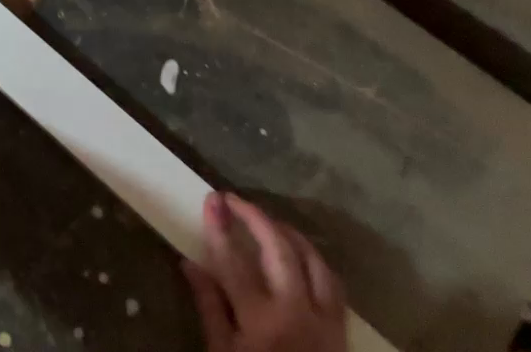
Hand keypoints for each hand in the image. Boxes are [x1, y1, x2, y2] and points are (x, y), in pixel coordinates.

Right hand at [183, 192, 346, 351]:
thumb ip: (210, 306)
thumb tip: (190, 263)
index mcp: (260, 319)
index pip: (234, 259)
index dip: (220, 226)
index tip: (211, 199)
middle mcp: (296, 312)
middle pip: (279, 250)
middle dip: (256, 218)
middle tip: (234, 200)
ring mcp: (324, 321)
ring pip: (314, 262)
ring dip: (289, 234)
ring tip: (267, 220)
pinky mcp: (341, 330)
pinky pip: (333, 284)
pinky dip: (315, 260)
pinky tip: (300, 254)